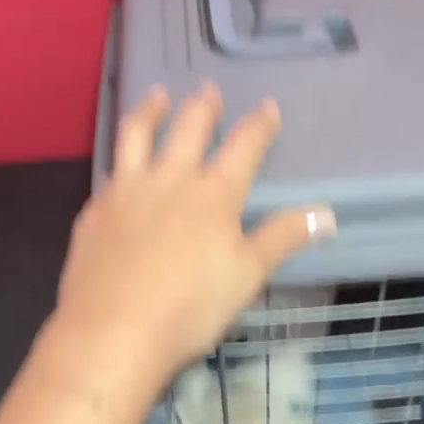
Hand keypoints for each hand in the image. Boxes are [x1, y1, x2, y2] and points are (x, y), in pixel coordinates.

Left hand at [45, 84, 333, 388]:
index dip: (259, 124)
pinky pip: (111, 172)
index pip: (244, 146)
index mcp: (213, 194)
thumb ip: (283, 238)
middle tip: (209, 90)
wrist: (112, 333)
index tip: (268, 107)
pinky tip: (121, 167)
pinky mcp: (96, 211)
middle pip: (188, 128)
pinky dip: (121, 159)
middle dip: (203, 106)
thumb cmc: (190, 308)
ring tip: (157, 96)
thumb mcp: (247, 276)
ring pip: (137, 135)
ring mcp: (127, 192)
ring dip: (151, 111)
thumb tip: (327, 213)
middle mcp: (170, 180)